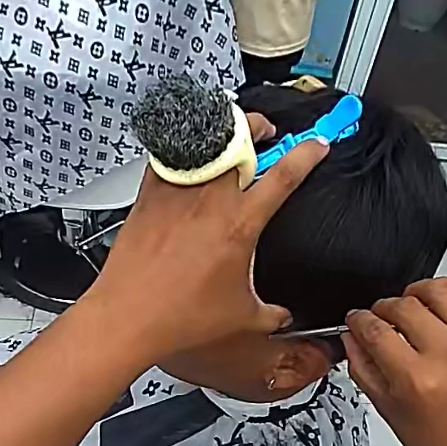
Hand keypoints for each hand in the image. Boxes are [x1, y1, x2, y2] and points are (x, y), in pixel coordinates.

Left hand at [82, 112, 325, 356]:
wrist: (130, 316)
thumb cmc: (179, 316)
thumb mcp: (242, 318)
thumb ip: (272, 314)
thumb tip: (281, 316)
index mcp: (240, 224)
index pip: (284, 175)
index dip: (306, 154)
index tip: (316, 145)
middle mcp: (209, 199)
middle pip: (241, 138)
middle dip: (259, 127)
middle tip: (267, 131)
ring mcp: (177, 190)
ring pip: (204, 138)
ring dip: (222, 129)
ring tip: (231, 133)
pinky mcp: (149, 193)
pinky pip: (168, 153)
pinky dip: (184, 146)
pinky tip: (189, 154)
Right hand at [342, 279, 446, 445]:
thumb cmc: (444, 443)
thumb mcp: (391, 411)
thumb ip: (365, 370)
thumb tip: (352, 337)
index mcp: (418, 379)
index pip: (376, 329)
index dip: (359, 320)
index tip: (358, 319)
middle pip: (405, 304)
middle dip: (384, 307)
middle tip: (383, 317)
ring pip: (443, 290)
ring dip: (420, 293)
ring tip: (415, 306)